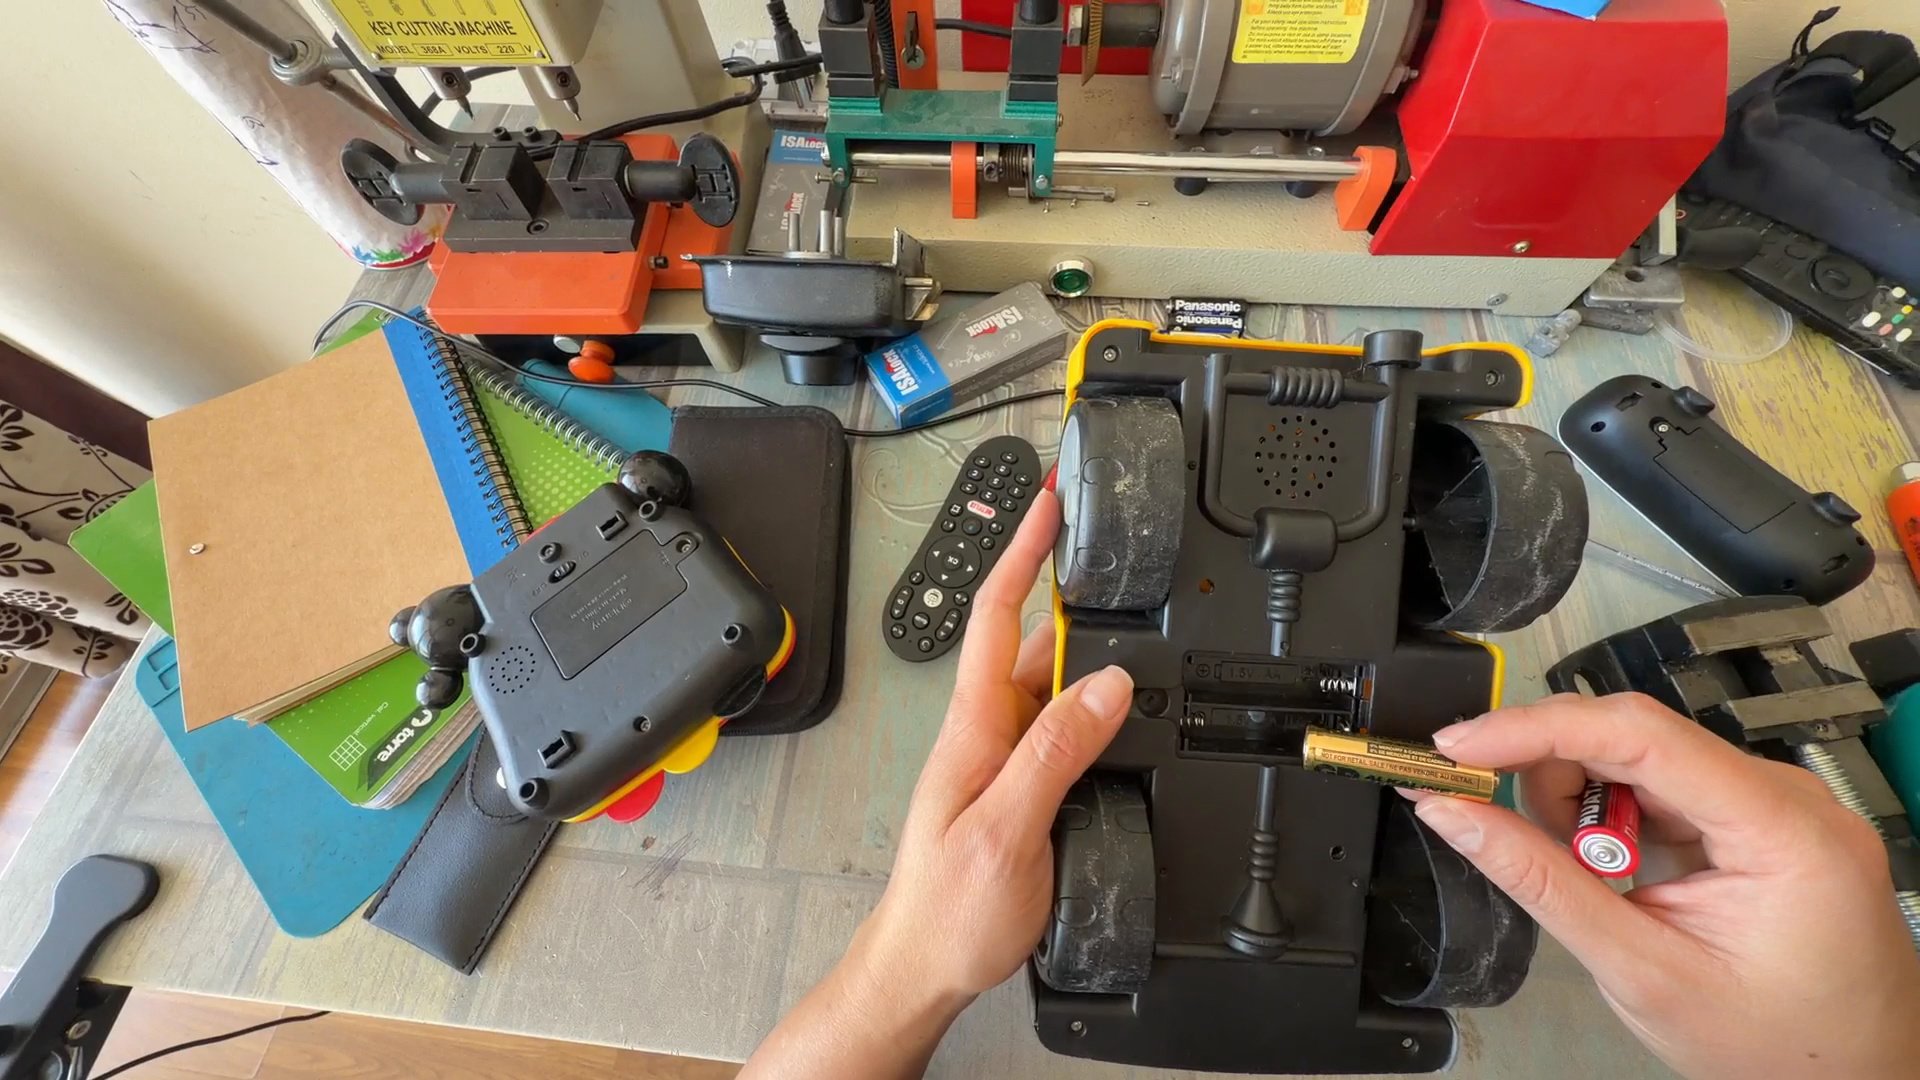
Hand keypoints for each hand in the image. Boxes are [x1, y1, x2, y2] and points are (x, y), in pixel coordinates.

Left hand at [863, 485, 1132, 997]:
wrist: (925, 960)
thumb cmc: (949, 906)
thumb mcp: (1008, 829)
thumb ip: (1056, 752)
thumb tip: (1107, 684)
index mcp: (974, 724)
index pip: (997, 617)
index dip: (1020, 555)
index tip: (1044, 508)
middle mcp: (986, 726)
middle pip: (1034, 641)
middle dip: (1071, 595)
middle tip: (1117, 563)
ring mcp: (1002, 751)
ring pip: (1052, 681)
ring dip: (1090, 653)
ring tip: (1137, 632)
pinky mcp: (1018, 777)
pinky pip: (1059, 721)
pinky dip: (1092, 701)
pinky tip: (1121, 708)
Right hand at [1404, 693, 1919, 1079]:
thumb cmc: (1771, 1048)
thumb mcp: (1637, 970)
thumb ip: (1536, 880)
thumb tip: (1445, 811)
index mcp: (1784, 833)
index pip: (1638, 735)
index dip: (1532, 728)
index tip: (1454, 748)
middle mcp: (1779, 796)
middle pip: (1619, 732)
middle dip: (1534, 760)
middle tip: (1469, 794)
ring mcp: (1759, 798)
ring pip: (1615, 747)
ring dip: (1561, 789)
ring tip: (1567, 860)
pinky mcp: (1734, 809)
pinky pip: (1632, 773)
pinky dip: (1586, 802)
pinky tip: (1592, 854)